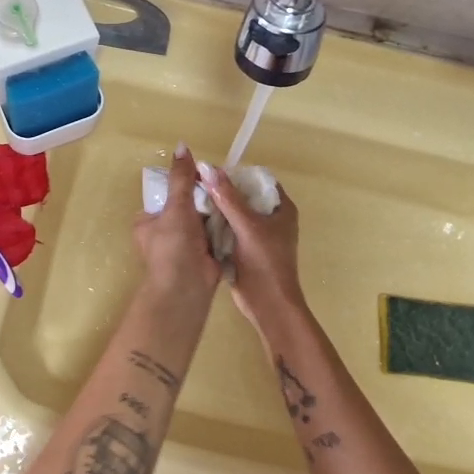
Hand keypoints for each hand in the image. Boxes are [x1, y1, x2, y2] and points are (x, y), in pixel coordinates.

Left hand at [132, 145, 219, 299]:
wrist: (186, 288)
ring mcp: (184, 244)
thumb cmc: (173, 246)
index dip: (183, 182)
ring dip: (215, 210)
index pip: (165, 193)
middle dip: (202, 196)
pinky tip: (237, 211)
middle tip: (222, 181)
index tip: (202, 172)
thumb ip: (180, 177)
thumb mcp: (176, 206)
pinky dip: (223, 225)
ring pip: (201, 218)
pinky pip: (213, 232)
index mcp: (147, 221)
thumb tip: (182, 145)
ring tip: (232, 192)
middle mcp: (163, 232)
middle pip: (186, 205)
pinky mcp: (203, 254)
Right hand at [199, 164, 302, 330]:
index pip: (257, 179)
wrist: (268, 305)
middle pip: (244, 196)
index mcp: (282, 208)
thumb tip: (208, 169)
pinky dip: (215, 225)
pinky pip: (228, 230)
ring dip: (216, 209)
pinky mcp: (245, 248)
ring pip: (234, 213)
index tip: (210, 171)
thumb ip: (228, 198)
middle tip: (195, 185)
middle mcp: (271, 218)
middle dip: (221, 191)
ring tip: (192, 200)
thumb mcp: (247, 226)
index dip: (235, 173)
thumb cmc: (265, 263)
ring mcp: (258, 234)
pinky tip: (196, 221)